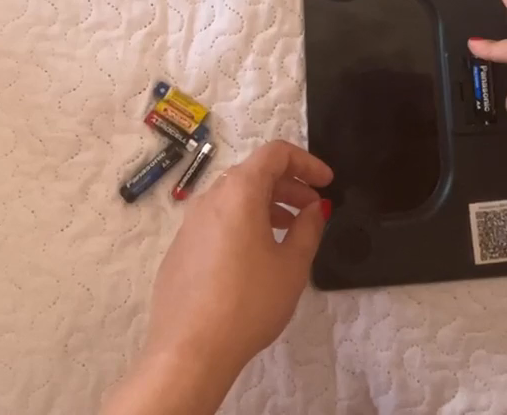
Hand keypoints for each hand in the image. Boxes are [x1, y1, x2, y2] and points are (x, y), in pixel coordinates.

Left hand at [106, 141, 332, 413]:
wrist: (187, 352)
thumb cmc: (248, 302)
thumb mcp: (292, 266)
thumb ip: (308, 228)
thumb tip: (314, 208)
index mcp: (240, 191)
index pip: (276, 153)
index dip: (306, 162)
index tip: (326, 182)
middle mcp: (210, 197)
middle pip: (254, 173)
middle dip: (288, 185)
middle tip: (312, 208)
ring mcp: (189, 223)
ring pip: (234, 198)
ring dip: (265, 205)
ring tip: (288, 232)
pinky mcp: (179, 249)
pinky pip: (216, 222)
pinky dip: (241, 224)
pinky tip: (254, 258)